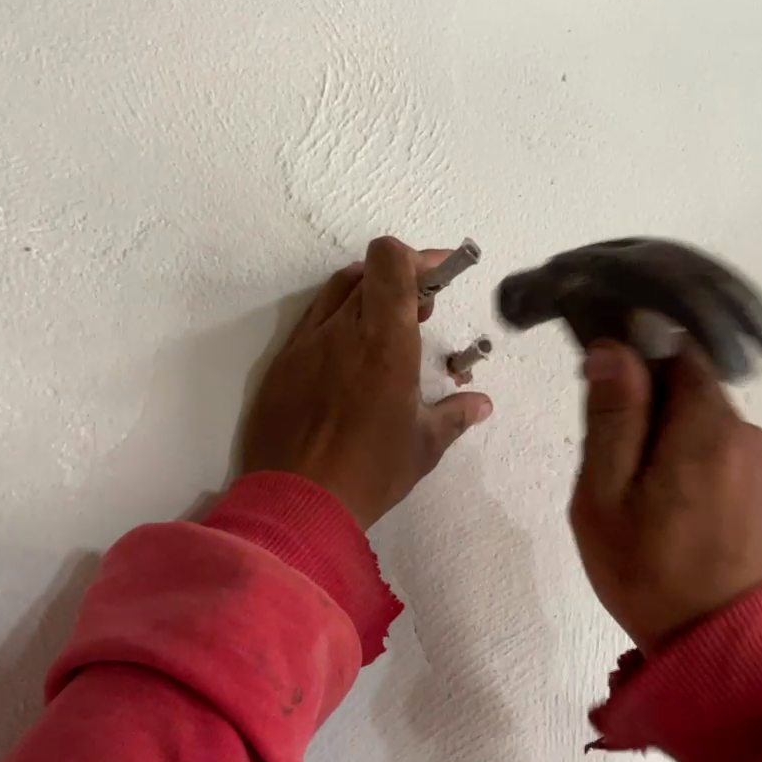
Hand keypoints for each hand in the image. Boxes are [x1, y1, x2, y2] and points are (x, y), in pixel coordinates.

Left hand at [240, 237, 492, 529]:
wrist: (297, 502)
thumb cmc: (369, 473)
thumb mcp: (423, 446)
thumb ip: (455, 415)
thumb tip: (480, 404)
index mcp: (384, 342)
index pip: (391, 261)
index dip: (418, 259)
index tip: (437, 280)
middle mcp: (341, 331)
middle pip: (367, 271)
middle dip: (398, 280)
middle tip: (417, 315)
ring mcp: (305, 345)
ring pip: (335, 293)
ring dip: (364, 296)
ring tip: (382, 331)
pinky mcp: (281, 365)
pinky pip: (311, 323)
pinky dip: (335, 322)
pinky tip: (346, 358)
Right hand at [570, 341, 761, 650]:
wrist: (717, 643)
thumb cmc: (646, 570)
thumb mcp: (604, 495)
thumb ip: (611, 417)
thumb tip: (612, 347)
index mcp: (705, 425)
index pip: (672, 348)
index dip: (631, 356)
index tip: (596, 390)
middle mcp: (745, 428)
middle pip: (684, 384)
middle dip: (641, 405)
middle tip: (606, 459)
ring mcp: (759, 458)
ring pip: (696, 417)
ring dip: (660, 435)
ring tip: (632, 491)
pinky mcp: (761, 484)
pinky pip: (712, 445)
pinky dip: (681, 457)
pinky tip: (663, 503)